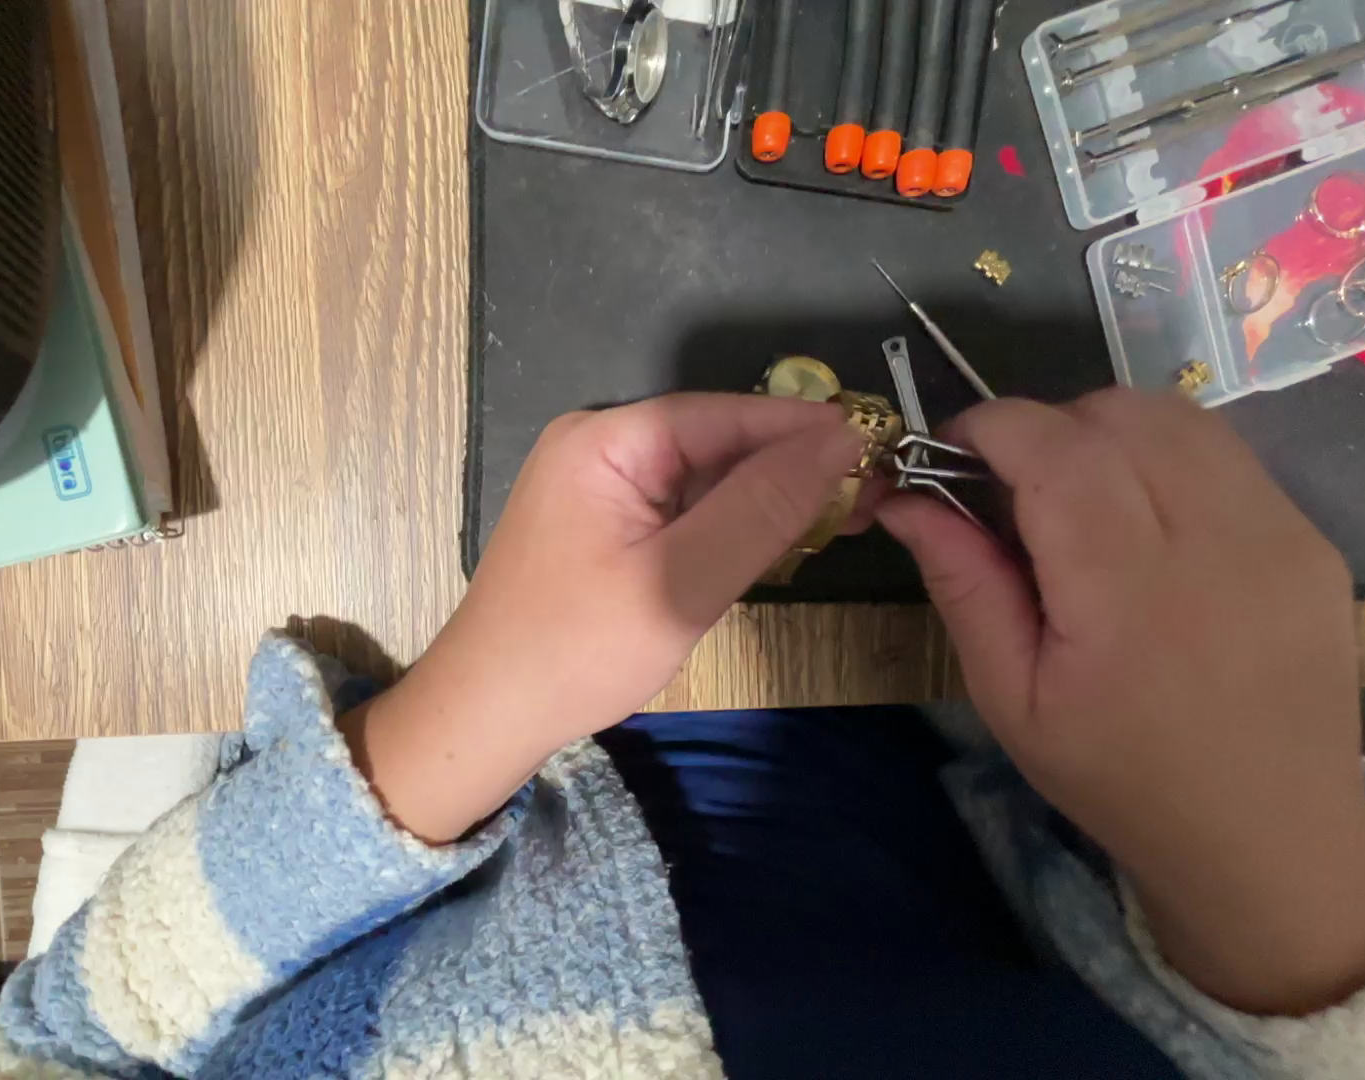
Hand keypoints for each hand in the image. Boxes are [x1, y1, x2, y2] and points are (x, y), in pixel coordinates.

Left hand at [340, 393, 867, 842]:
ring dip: (758, 500)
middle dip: (785, 468)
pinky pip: (672, 510)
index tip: (876, 445)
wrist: (488, 710)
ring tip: (837, 518)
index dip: (800, 429)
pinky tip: (768, 540)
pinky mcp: (596, 525)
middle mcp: (593, 448)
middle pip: (709, 442)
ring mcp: (591, 487)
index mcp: (602, 442)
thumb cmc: (577, 651)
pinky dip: (720, 525)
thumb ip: (761, 509)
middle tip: (868, 493)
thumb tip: (837, 443)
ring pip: (695, 478)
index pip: (720, 415)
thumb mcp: (681, 581)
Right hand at [879, 388, 1364, 1015]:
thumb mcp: (1005, 691)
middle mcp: (1224, 547)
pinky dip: (1148, 454)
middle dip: (1037, 427)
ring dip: (1094, 432)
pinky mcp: (1312, 537)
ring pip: (1173, 417)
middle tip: (998, 485)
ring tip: (1059, 495)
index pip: (1062, 454)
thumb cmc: (1109, 770)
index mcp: (1132, 598)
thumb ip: (960, 582)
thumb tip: (902, 500)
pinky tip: (1126, 515)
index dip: (991, 428)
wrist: (1263, 834)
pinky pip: (1216, 450)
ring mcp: (1284, 535)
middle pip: (1118, 417)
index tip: (944, 451)